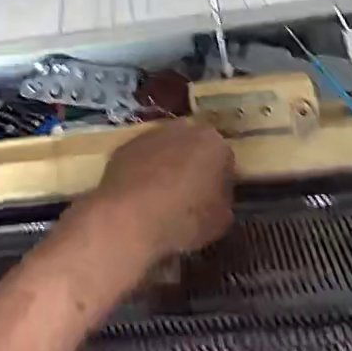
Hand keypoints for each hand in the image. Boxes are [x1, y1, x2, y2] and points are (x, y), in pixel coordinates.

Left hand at [77, 121, 234, 261]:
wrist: (129, 217)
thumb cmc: (183, 218)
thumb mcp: (219, 221)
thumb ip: (223, 202)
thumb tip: (217, 198)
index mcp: (214, 143)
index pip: (225, 159)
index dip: (221, 181)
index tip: (214, 199)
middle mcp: (185, 129)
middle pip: (194, 146)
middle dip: (193, 165)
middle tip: (189, 195)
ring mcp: (152, 134)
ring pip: (166, 148)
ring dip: (167, 165)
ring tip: (160, 197)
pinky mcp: (126, 145)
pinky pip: (141, 157)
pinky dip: (142, 171)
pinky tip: (139, 196)